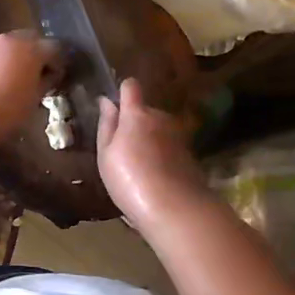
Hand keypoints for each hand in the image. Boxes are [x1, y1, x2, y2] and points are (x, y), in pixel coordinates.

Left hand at [0, 30, 61, 137]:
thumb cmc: (8, 109)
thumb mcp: (35, 97)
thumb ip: (47, 81)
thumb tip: (51, 75)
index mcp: (32, 48)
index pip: (55, 48)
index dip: (60, 63)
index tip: (59, 78)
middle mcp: (13, 39)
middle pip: (35, 39)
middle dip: (41, 53)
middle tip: (43, 74)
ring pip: (16, 43)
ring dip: (23, 55)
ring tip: (24, 76)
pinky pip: (1, 51)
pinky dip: (8, 59)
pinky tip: (7, 77)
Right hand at [96, 78, 210, 228]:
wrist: (173, 207)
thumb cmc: (129, 179)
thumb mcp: (106, 154)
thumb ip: (107, 124)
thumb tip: (106, 100)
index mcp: (137, 114)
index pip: (131, 87)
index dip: (122, 92)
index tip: (113, 107)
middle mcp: (161, 118)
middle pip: (145, 111)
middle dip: (134, 123)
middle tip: (120, 150)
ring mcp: (178, 135)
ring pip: (158, 129)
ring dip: (148, 140)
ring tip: (137, 167)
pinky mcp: (188, 153)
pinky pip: (168, 147)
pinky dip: (160, 155)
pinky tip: (153, 177)